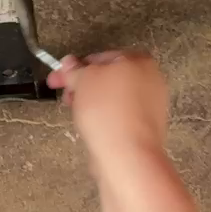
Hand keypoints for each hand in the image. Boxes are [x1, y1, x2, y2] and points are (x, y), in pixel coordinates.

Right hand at [47, 50, 169, 169]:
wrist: (127, 154)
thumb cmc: (109, 112)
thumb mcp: (83, 80)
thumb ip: (74, 70)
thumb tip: (68, 64)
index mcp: (140, 61)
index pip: (101, 57)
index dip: (76, 67)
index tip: (59, 77)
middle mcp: (150, 81)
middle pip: (107, 78)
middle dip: (83, 86)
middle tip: (67, 96)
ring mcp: (150, 106)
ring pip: (112, 99)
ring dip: (91, 103)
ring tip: (78, 115)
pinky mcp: (144, 128)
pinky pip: (118, 117)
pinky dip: (104, 119)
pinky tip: (93, 128)